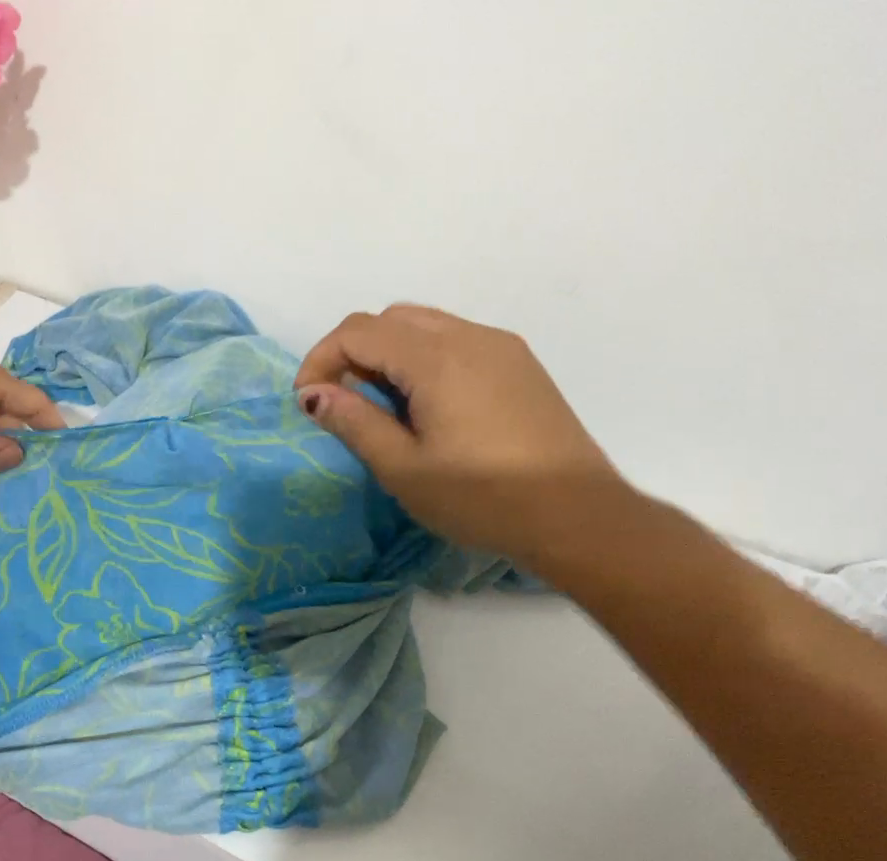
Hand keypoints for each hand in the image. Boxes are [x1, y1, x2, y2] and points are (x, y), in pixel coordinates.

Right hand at [294, 304, 629, 560]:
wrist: (577, 516)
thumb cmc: (480, 497)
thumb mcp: (401, 467)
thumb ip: (353, 421)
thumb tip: (312, 394)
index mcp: (438, 359)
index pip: (358, 331)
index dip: (321, 360)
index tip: (310, 405)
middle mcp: (470, 337)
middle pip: (390, 318)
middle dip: (352, 352)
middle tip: (341, 403)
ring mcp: (500, 347)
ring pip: (423, 325)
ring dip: (387, 354)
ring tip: (379, 407)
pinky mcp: (518, 364)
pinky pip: (454, 340)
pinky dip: (420, 359)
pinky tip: (422, 407)